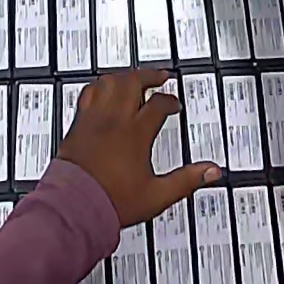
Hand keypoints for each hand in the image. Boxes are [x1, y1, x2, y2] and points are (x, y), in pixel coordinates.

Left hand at [57, 69, 221, 226]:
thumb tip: (210, 172)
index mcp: (136, 134)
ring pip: (110, 82)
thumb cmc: (110, 202)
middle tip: (159, 76)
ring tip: (134, 77)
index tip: (173, 105)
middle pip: (133, 82)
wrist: (73, 208)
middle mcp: (115, 121)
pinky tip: (103, 88)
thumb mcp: (157, 195)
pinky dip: (99, 85)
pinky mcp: (78, 124)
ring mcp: (94, 120)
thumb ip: (186, 180)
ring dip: (125, 76)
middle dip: (149, 75)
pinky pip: (89, 93)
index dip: (169, 101)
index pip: (158, 105)